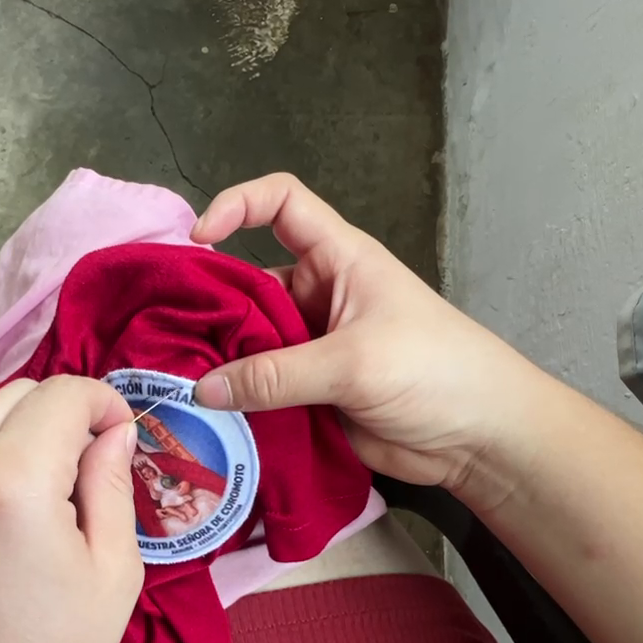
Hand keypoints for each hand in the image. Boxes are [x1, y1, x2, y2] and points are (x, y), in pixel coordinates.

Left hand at [0, 375, 144, 642]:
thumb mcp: (112, 571)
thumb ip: (113, 485)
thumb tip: (115, 432)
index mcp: (11, 481)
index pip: (62, 394)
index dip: (104, 402)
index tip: (124, 436)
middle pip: (19, 392)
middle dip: (65, 410)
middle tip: (94, 461)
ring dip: (28, 428)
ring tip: (57, 487)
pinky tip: (16, 504)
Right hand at [190, 174, 565, 512]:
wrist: (477, 439)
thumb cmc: (435, 372)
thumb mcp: (353, 363)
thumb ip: (275, 376)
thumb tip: (202, 389)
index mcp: (338, 259)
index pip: (282, 203)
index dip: (239, 205)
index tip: (200, 238)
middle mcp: (316, 296)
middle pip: (248, 283)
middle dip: (211, 304)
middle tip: (165, 334)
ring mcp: (308, 347)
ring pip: (248, 342)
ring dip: (218, 359)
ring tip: (175, 379)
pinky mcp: (306, 393)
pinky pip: (258, 388)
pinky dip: (234, 398)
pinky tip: (203, 412)